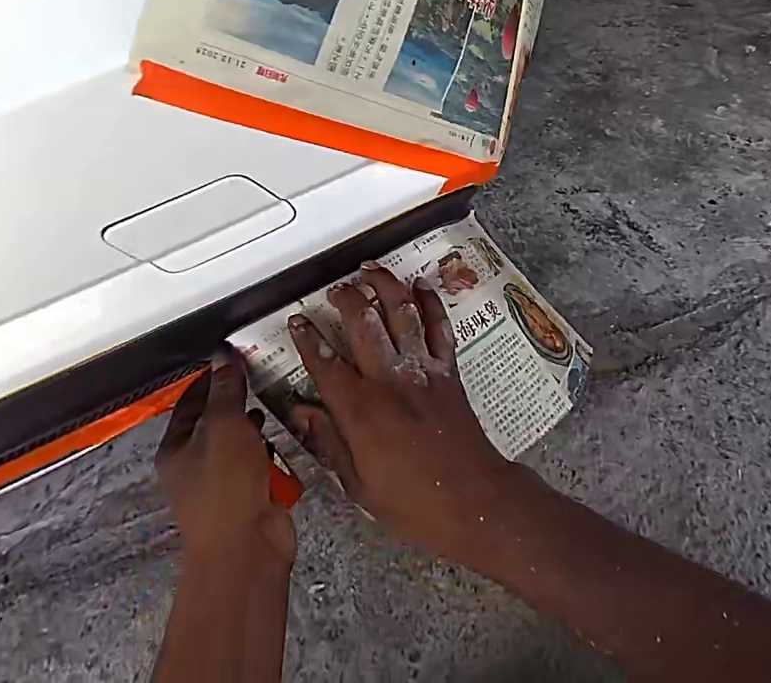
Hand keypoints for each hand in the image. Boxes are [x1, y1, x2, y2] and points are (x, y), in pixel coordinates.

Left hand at [155, 352, 294, 565]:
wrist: (247, 547)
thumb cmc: (226, 484)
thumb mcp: (225, 425)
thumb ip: (226, 389)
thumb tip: (223, 355)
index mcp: (176, 447)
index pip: (192, 398)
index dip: (213, 374)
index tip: (238, 354)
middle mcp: (195, 462)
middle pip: (217, 418)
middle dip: (238, 395)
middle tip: (264, 370)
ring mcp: (222, 479)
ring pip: (240, 437)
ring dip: (255, 420)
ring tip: (276, 395)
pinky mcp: (248, 491)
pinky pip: (258, 457)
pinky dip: (269, 444)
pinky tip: (284, 431)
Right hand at [284, 261, 523, 562]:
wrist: (473, 499)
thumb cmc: (413, 501)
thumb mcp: (358, 484)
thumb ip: (327, 442)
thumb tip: (298, 414)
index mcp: (362, 410)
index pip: (326, 363)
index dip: (308, 338)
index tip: (298, 321)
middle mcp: (391, 380)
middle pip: (364, 324)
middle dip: (347, 299)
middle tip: (336, 289)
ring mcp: (423, 370)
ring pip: (402, 314)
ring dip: (385, 286)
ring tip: (370, 270)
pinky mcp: (448, 370)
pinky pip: (440, 327)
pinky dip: (430, 302)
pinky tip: (420, 285)